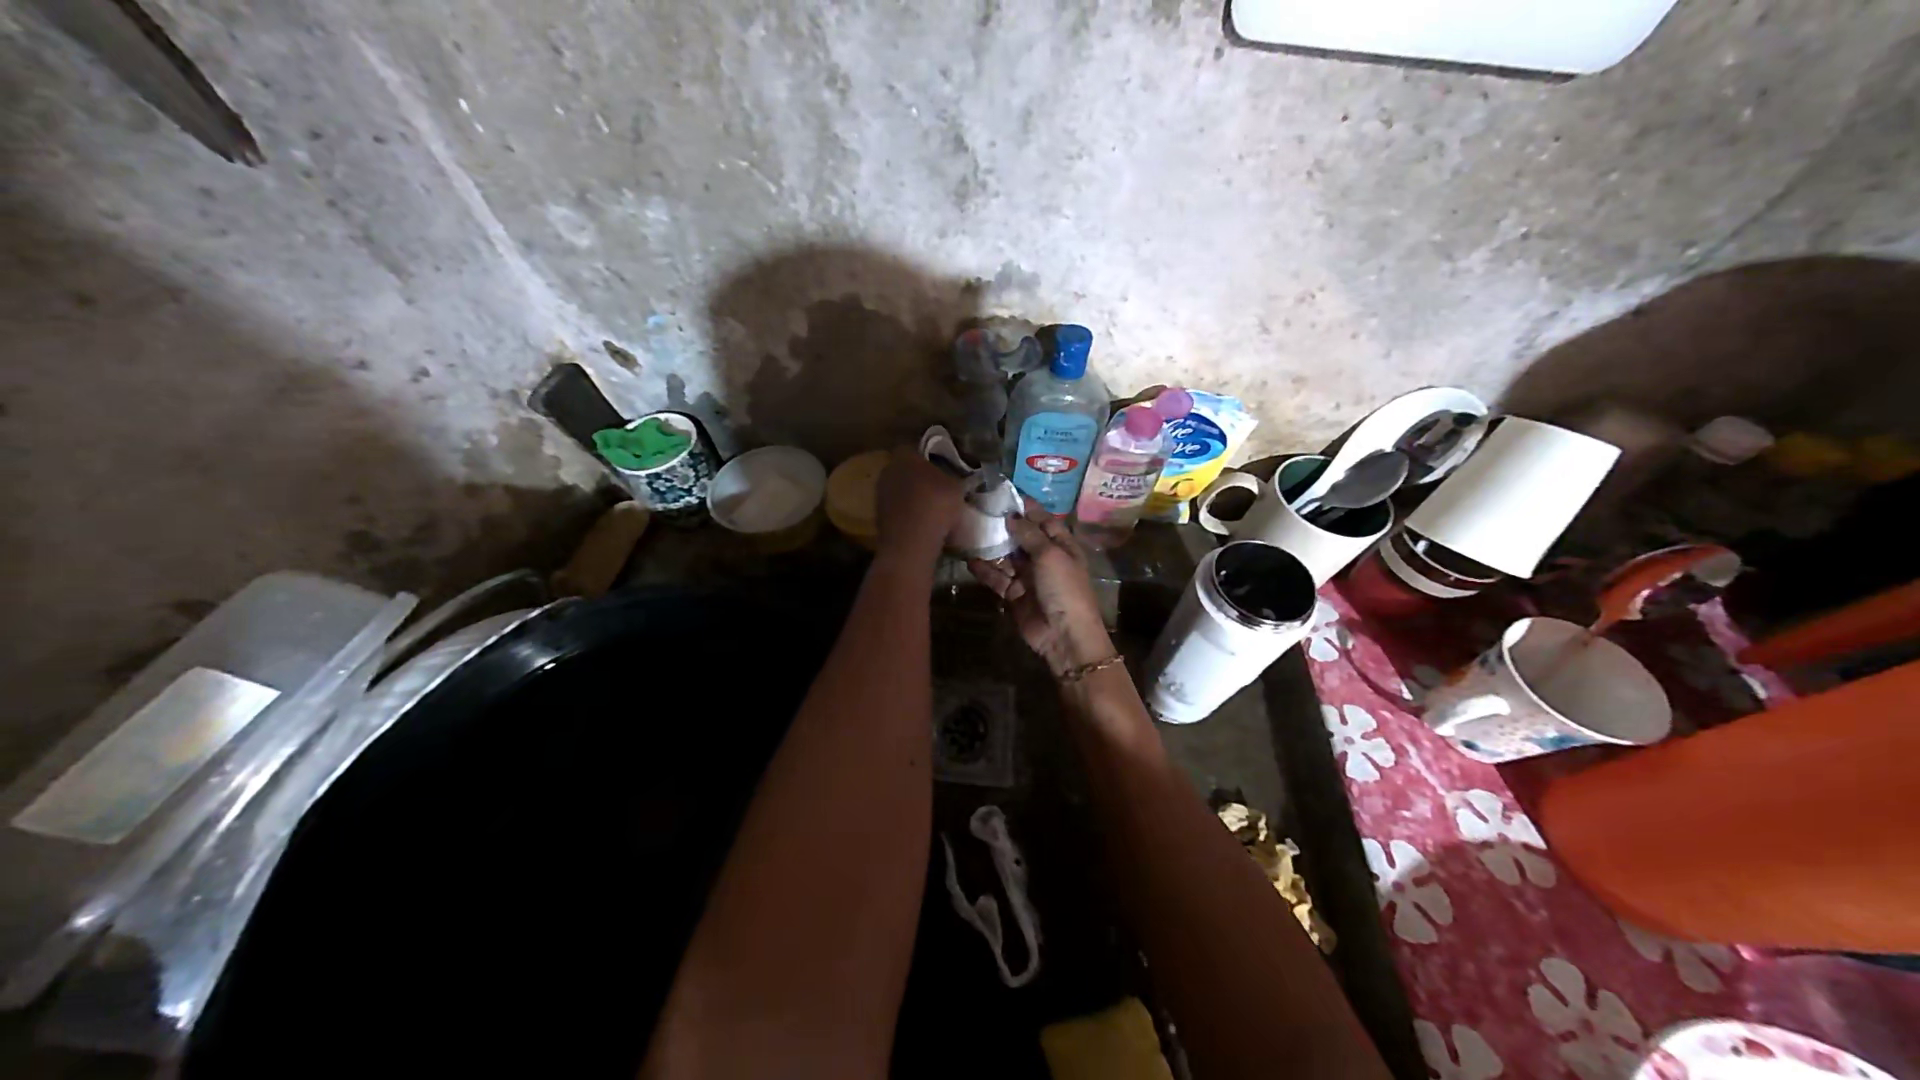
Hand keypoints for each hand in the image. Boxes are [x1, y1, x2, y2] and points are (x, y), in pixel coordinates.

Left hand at [875, 448, 964, 559]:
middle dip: (921, 477)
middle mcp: (888, 471)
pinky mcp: (879, 516)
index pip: (915, 448)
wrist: (911, 542)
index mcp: (904, 457)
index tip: (943, 465)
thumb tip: (954, 479)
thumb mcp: (957, 488)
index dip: (929, 456)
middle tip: (941, 488)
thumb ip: (954, 479)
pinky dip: (909, 514)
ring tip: (935, 510)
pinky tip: (924, 525)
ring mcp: (880, 495)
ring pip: (901, 490)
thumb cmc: (937, 506)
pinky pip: (899, 509)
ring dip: (915, 497)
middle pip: (906, 470)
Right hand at [968, 499, 1115, 677]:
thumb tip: (1011, 516)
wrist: (1064, 635)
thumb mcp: (1050, 554)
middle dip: (1004, 525)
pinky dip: (985, 570)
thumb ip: (1030, 534)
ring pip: (1007, 557)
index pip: (1044, 520)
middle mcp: (1045, 559)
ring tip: (969, 530)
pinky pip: (997, 578)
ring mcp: (1029, 577)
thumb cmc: (1064, 588)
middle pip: (1022, 537)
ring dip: (991, 547)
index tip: (1005, 494)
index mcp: (1062, 546)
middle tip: (979, 509)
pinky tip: (969, 559)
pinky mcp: (1014, 595)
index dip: (1028, 508)